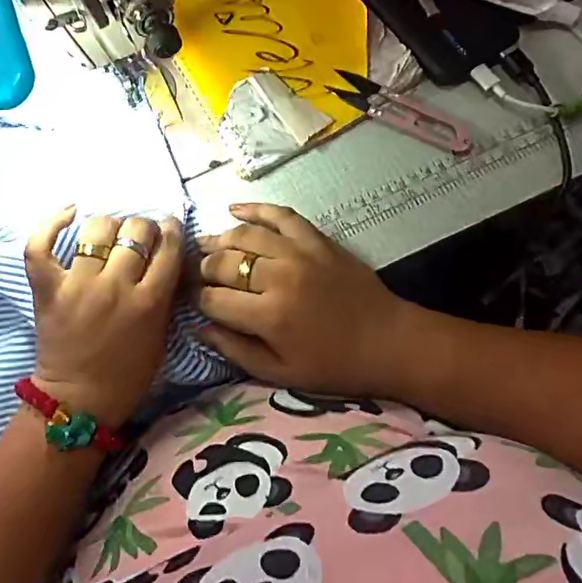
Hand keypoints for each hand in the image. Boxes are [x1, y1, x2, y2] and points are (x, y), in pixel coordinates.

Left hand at [24, 208, 184, 427]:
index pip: (168, 246)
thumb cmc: (129, 371)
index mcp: (150, 300)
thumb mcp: (161, 332)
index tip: (167, 228)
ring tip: (107, 233)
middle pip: (136, 231)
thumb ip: (165, 293)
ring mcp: (78, 285)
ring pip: (97, 228)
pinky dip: (51, 224)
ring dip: (108, 225)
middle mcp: (116, 286)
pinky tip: (69, 213)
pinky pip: (41, 245)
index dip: (170, 229)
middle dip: (142, 227)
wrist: (80, 400)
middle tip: (137, 236)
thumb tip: (166, 255)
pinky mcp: (47, 289)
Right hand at [195, 203, 419, 398]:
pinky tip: (235, 210)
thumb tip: (198, 326)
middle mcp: (279, 279)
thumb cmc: (333, 365)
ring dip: (220, 238)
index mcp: (268, 317)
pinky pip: (280, 216)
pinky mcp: (316, 240)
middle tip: (196, 274)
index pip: (213, 299)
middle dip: (203, 268)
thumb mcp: (280, 373)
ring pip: (246, 236)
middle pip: (224, 263)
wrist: (387, 341)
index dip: (197, 299)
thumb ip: (235, 350)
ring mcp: (299, 253)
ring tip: (205, 244)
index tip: (194, 300)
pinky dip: (256, 209)